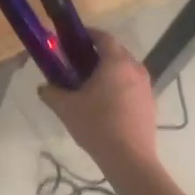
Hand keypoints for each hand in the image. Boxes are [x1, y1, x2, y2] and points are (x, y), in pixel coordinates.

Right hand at [39, 31, 160, 174]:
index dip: (88, 34)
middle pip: (117, 51)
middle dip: (98, 53)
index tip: (73, 39)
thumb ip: (51, 93)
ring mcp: (146, 87)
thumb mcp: (66, 108)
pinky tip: (107, 102)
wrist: (130, 159)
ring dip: (111, 70)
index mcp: (116, 62)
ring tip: (93, 83)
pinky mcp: (151, 104)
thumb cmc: (97, 125)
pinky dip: (120, 85)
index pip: (103, 37)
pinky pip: (133, 85)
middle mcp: (135, 69)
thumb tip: (43, 88)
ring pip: (126, 69)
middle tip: (78, 63)